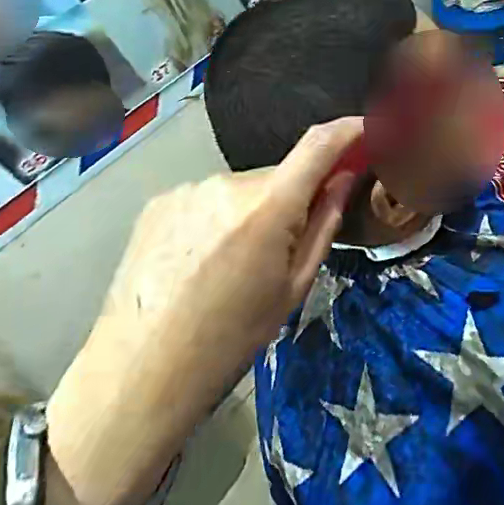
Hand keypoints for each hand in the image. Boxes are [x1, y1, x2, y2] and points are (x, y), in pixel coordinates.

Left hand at [41, 117, 363, 504]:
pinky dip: (219, 216)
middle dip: (294, 195)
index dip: (349, 129)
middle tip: (288, 241)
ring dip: (253, 208)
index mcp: (267, 208)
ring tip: (235, 261)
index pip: (319, 144)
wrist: (137, 375)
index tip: (366, 129)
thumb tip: (345, 178)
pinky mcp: (159, 202)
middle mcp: (227, 184)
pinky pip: (209, 197)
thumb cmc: (229, 340)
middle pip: (279, 175)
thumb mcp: (294, 288)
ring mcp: (187, 189)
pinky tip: (202, 258)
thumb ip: (324, 223)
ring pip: (242, 188)